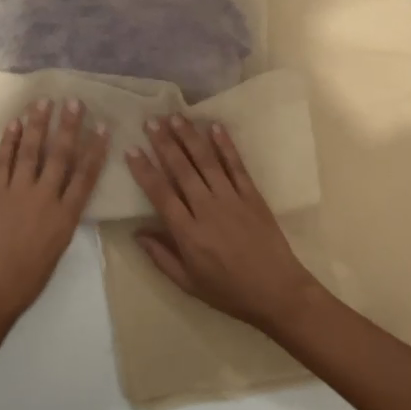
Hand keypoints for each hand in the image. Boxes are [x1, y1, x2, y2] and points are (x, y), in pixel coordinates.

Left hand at [0, 99, 108, 321]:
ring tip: (43, 102)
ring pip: (31, 151)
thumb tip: (67, 192)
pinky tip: (15, 124)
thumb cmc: (31, 276)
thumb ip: (64, 216)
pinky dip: (9, 141)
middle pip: (60, 155)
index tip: (102, 127)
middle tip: (73, 101)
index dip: (95, 149)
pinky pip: (3, 161)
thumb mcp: (60, 246)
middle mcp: (45, 198)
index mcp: (66, 216)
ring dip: (38, 124)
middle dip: (68, 126)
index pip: (86, 175)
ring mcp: (17, 192)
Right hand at [125, 115, 325, 333]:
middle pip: (182, 170)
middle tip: (151, 121)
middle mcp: (207, 210)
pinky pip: (237, 166)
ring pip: (206, 161)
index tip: (131, 150)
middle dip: (164, 143)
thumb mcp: (188, 283)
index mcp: (188, 233)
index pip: (161, 194)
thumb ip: (161, 257)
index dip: (144, 170)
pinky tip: (214, 127)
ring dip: (190, 137)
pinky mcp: (252, 196)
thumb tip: (137, 233)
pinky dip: (225, 145)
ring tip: (175, 116)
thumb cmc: (229, 292)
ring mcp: (232, 200)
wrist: (278, 293)